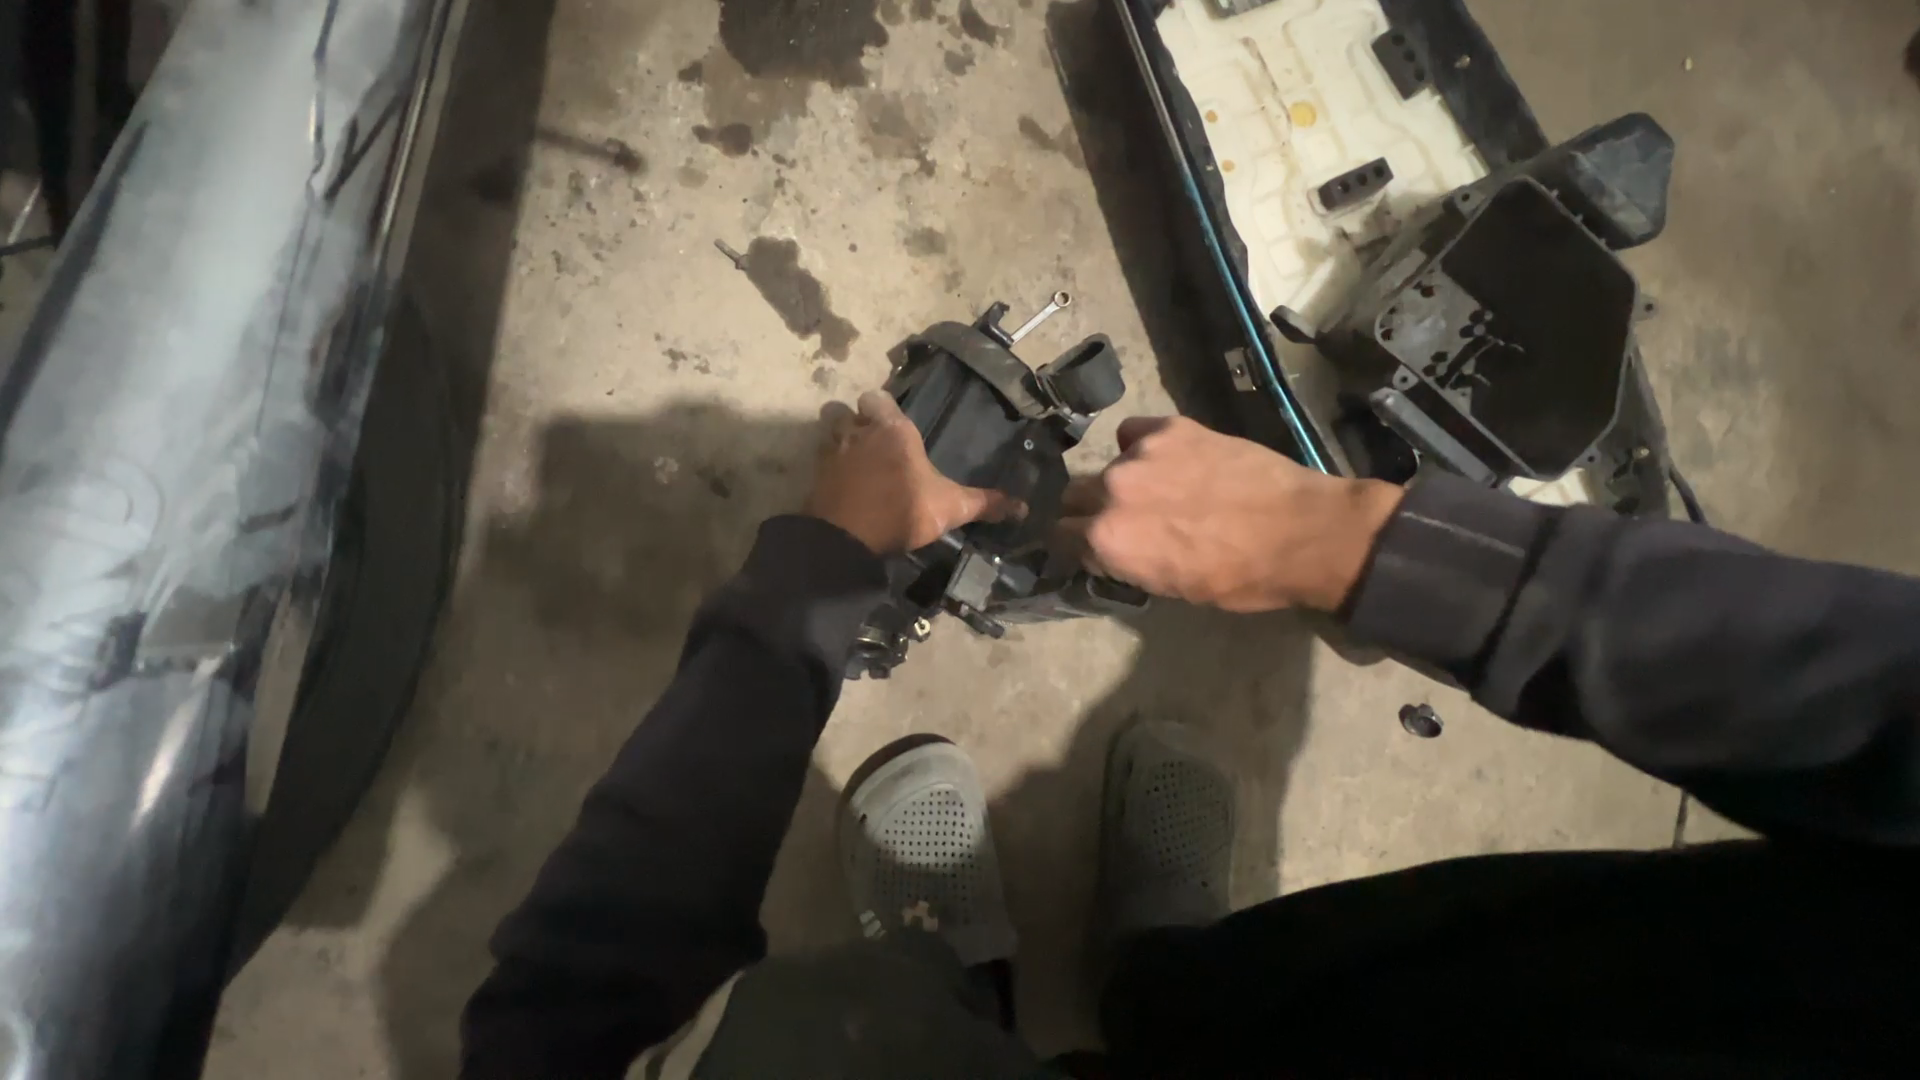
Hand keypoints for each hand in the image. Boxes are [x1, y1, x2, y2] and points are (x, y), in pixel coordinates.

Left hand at [804, 390, 1023, 554]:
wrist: (848, 539)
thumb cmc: (903, 511)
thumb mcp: (951, 508)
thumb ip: (985, 503)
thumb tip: (1023, 507)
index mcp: (893, 429)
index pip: (879, 397)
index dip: (883, 407)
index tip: (892, 421)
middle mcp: (859, 432)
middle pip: (846, 409)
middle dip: (854, 419)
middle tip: (870, 439)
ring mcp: (833, 452)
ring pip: (828, 429)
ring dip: (837, 438)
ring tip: (852, 457)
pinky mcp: (816, 476)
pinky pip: (820, 459)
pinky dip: (828, 466)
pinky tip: (841, 482)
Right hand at [1054, 416, 1403, 611]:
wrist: (1301, 532)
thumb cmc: (1238, 577)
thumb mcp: (1170, 588)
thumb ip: (1125, 562)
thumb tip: (1107, 548)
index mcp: (1107, 539)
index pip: (1059, 534)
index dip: (1073, 542)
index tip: (1087, 544)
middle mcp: (1111, 491)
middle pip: (1073, 494)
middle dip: (1088, 508)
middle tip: (1121, 518)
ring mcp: (1140, 454)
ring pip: (1108, 464)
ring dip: (1121, 479)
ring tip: (1157, 487)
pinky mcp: (1171, 428)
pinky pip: (1135, 432)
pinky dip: (1142, 445)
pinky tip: (1167, 457)